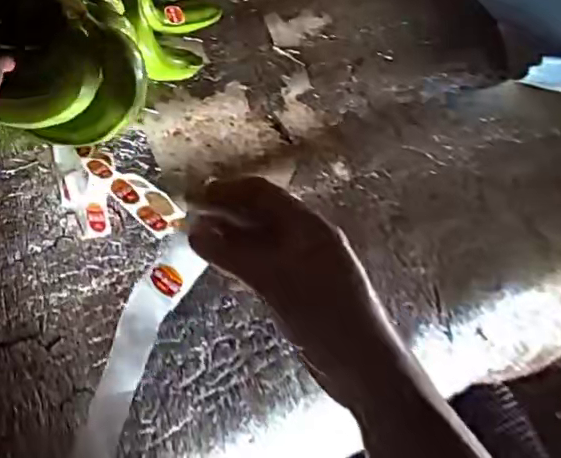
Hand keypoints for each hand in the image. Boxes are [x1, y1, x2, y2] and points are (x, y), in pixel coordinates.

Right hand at [190, 178, 384, 402]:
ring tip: (201, 238)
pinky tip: (225, 265)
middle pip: (262, 212)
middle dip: (227, 211)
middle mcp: (309, 236)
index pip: (262, 192)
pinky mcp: (304, 286)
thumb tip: (193, 231)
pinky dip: (244, 257)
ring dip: (233, 236)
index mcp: (308, 224)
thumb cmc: (322, 315)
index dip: (228, 189)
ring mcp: (308, 262)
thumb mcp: (272, 281)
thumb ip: (231, 255)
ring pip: (263, 237)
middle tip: (194, 215)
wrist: (367, 372)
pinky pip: (267, 260)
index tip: (197, 194)